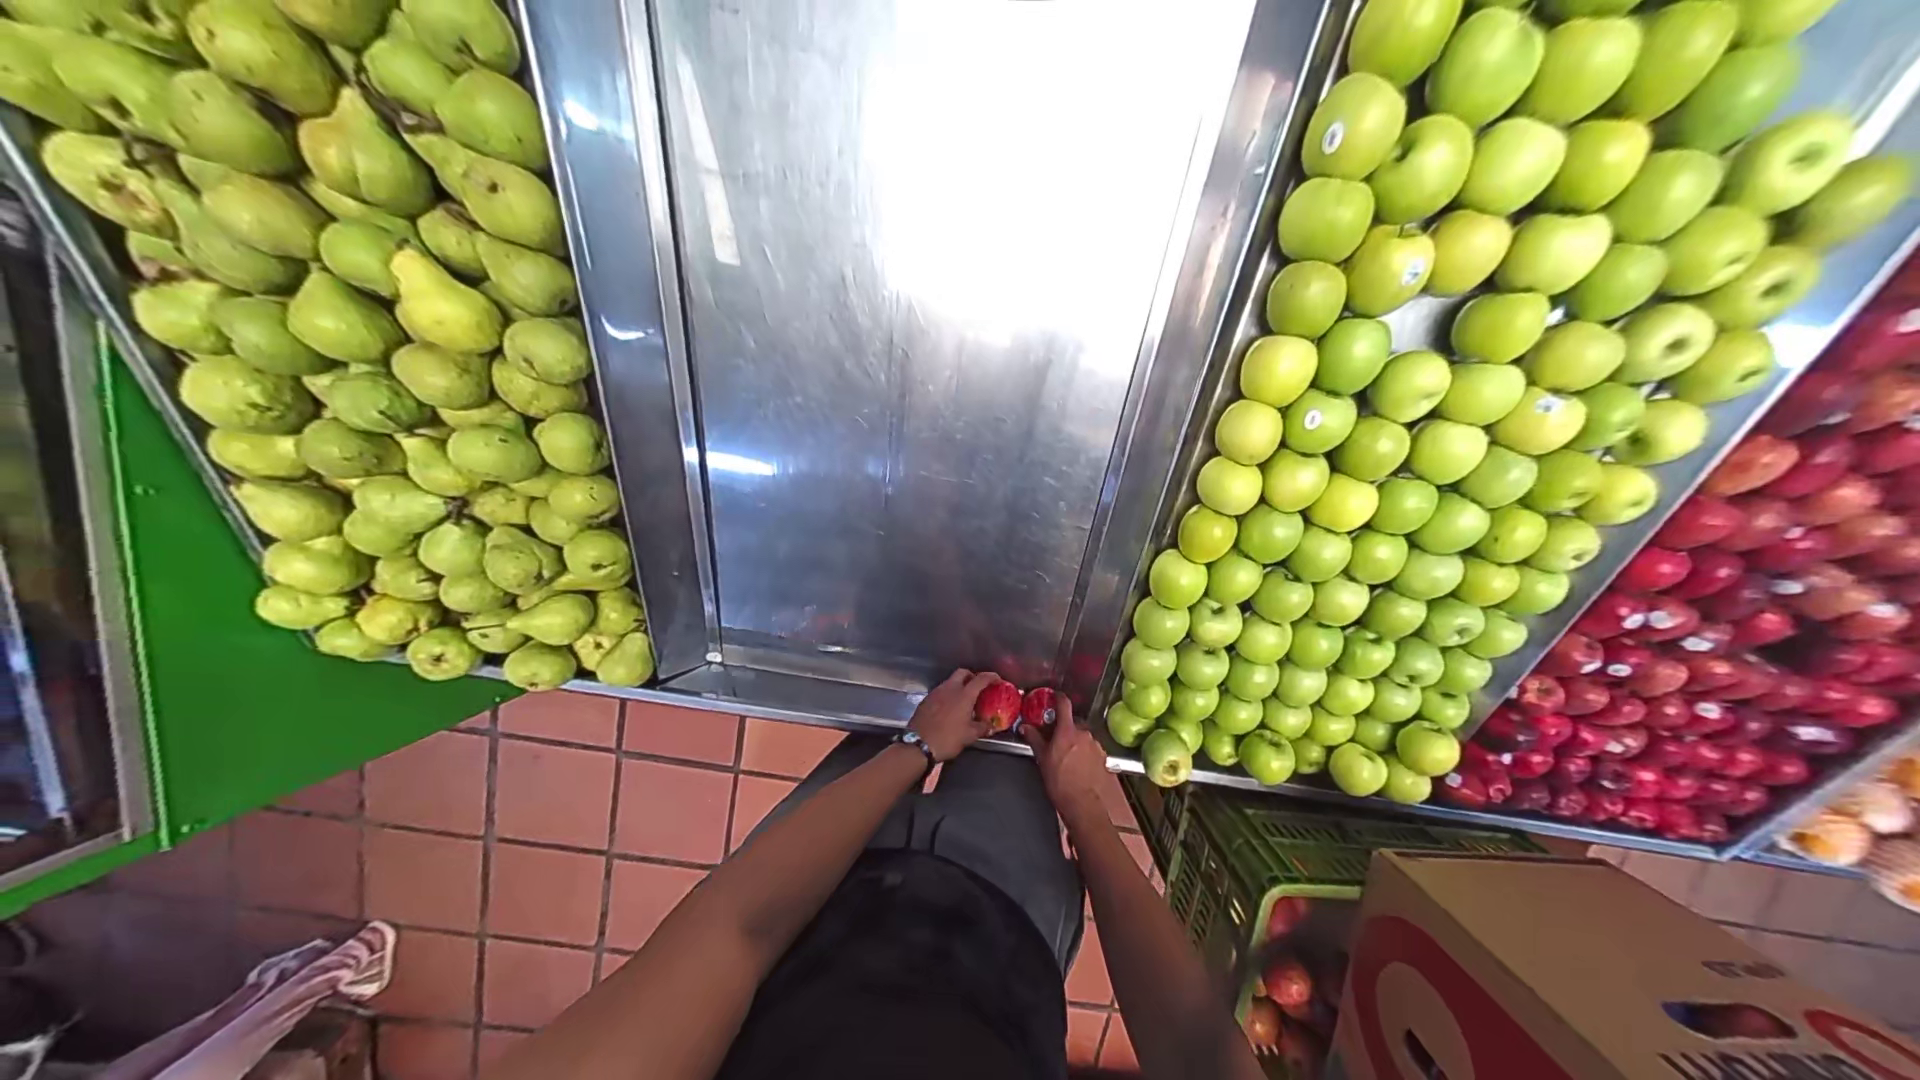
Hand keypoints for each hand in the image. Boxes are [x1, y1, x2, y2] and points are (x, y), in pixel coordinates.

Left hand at [907, 669, 1000, 761]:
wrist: (918, 744)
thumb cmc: (948, 738)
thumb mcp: (970, 736)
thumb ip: (982, 727)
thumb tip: (990, 725)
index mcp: (964, 695)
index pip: (980, 679)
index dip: (991, 677)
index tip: (997, 680)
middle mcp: (949, 688)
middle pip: (963, 673)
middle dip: (972, 676)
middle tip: (978, 688)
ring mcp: (936, 692)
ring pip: (950, 681)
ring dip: (959, 685)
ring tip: (965, 699)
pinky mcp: (926, 699)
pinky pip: (941, 691)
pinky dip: (948, 694)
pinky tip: (950, 707)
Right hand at [1022, 696, 1107, 821]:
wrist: (1084, 804)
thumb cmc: (1060, 782)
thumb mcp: (1042, 759)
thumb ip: (1034, 739)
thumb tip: (1026, 728)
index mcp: (1068, 731)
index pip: (1064, 705)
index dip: (1059, 698)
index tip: (1055, 696)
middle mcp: (1084, 734)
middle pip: (1073, 723)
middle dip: (1064, 728)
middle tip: (1054, 738)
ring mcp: (1096, 746)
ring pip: (1082, 736)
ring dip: (1075, 741)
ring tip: (1065, 757)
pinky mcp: (1103, 758)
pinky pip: (1091, 749)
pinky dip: (1084, 752)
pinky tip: (1077, 766)